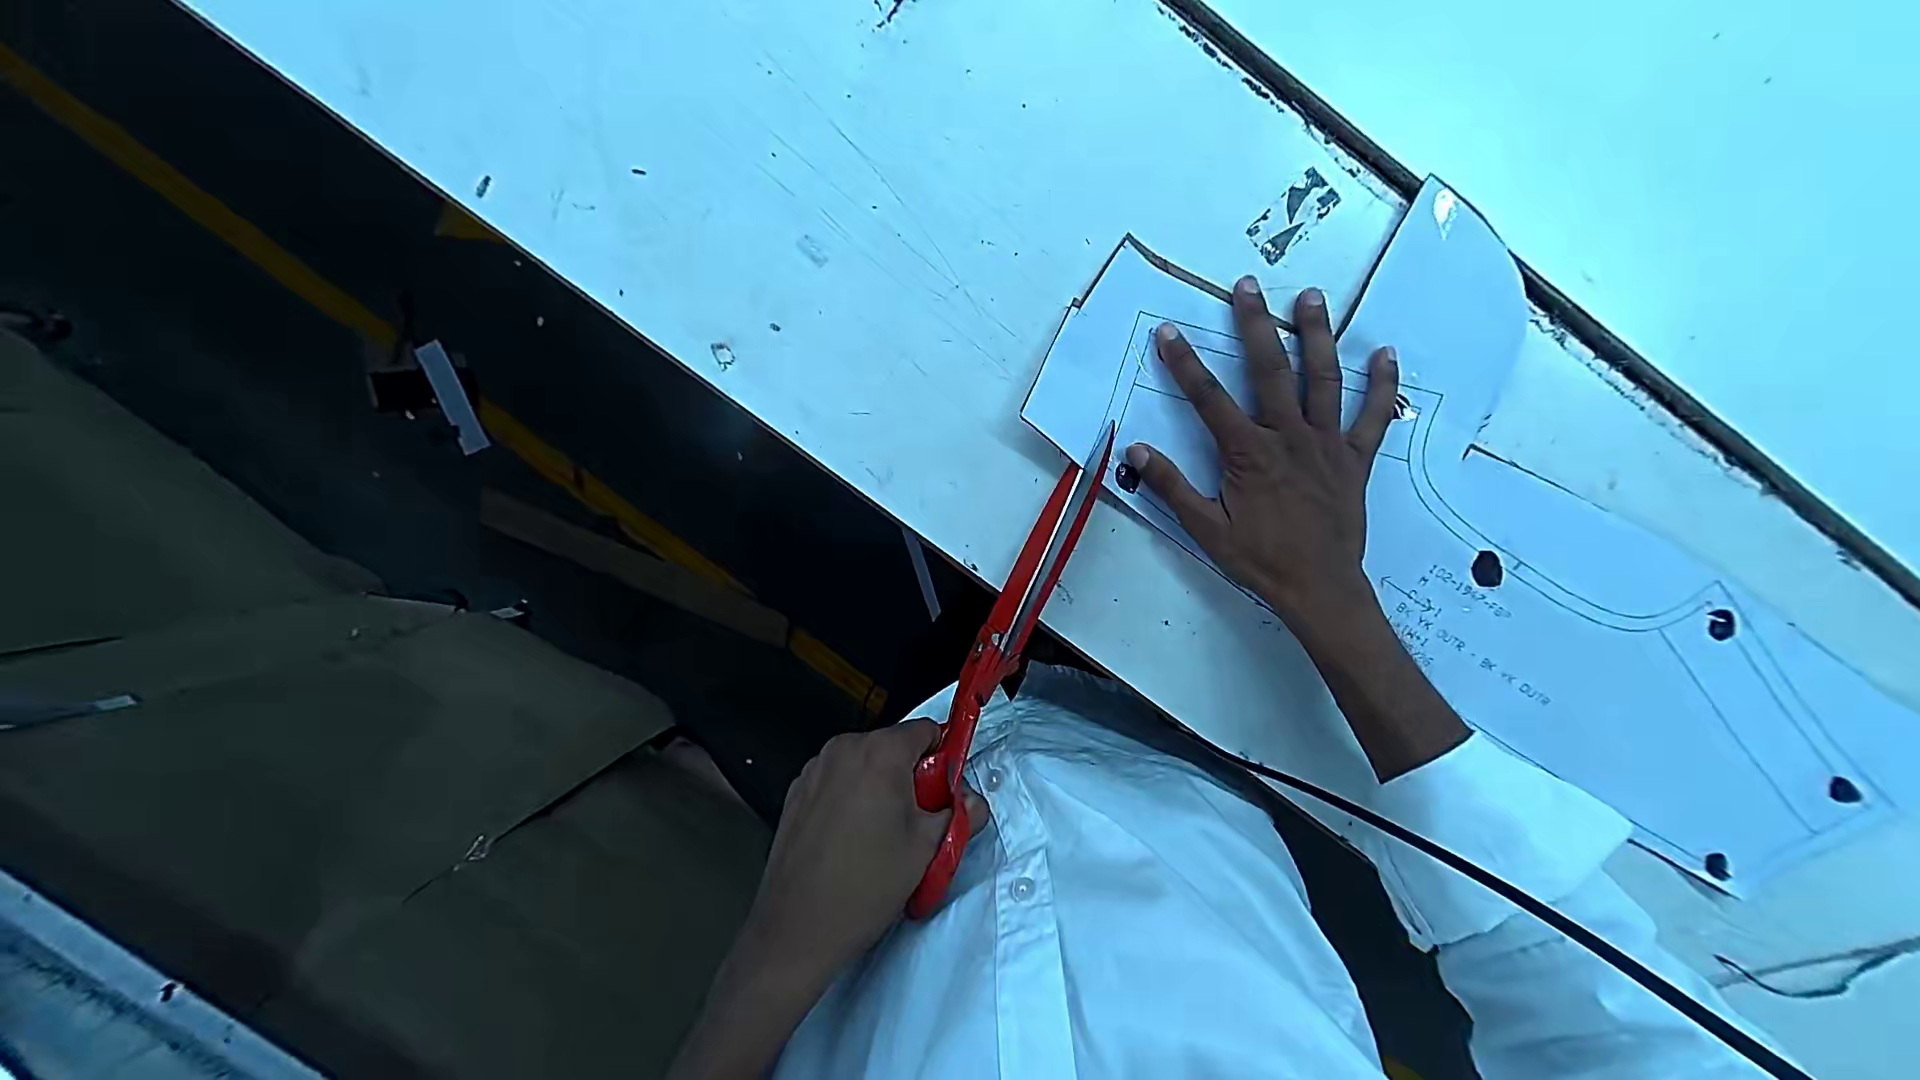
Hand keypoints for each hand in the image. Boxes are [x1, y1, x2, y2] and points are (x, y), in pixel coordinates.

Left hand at [745, 720, 988, 983]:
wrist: (796, 930)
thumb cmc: (863, 887)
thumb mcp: (928, 848)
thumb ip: (960, 813)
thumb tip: (972, 803)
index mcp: (881, 752)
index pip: (927, 729)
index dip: (943, 757)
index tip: (946, 787)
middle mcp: (845, 749)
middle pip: (894, 746)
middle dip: (912, 776)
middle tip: (918, 819)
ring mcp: (815, 768)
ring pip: (865, 763)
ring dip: (881, 786)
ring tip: (882, 834)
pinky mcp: (797, 791)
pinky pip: (838, 780)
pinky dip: (852, 797)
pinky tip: (853, 839)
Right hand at [1125, 278, 1396, 628]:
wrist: (1319, 587)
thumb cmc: (1259, 558)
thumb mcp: (1204, 528)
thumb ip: (1171, 486)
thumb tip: (1135, 450)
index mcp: (1249, 454)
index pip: (1209, 400)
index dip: (1185, 364)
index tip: (1170, 332)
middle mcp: (1289, 437)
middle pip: (1270, 371)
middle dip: (1255, 326)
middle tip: (1246, 286)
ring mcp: (1327, 444)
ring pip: (1323, 380)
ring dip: (1317, 336)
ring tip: (1311, 297)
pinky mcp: (1356, 459)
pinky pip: (1374, 416)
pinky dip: (1383, 386)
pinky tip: (1386, 354)